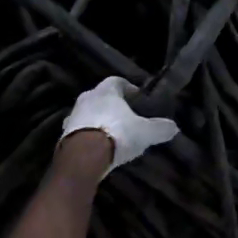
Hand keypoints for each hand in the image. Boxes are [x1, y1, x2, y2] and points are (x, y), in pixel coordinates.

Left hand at [60, 76, 179, 175]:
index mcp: (105, 90)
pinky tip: (97, 146)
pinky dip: (88, 134)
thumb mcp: (145, 133)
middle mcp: (86, 98)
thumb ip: (159, 128)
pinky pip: (79, 130)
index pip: (117, 81)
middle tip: (126, 117)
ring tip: (111, 133)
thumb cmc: (117, 135)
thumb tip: (174, 127)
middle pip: (100, 97)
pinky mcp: (63, 134)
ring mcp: (72, 116)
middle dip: (112, 105)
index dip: (128, 89)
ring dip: (98, 120)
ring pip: (88, 113)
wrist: (83, 157)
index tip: (138, 100)